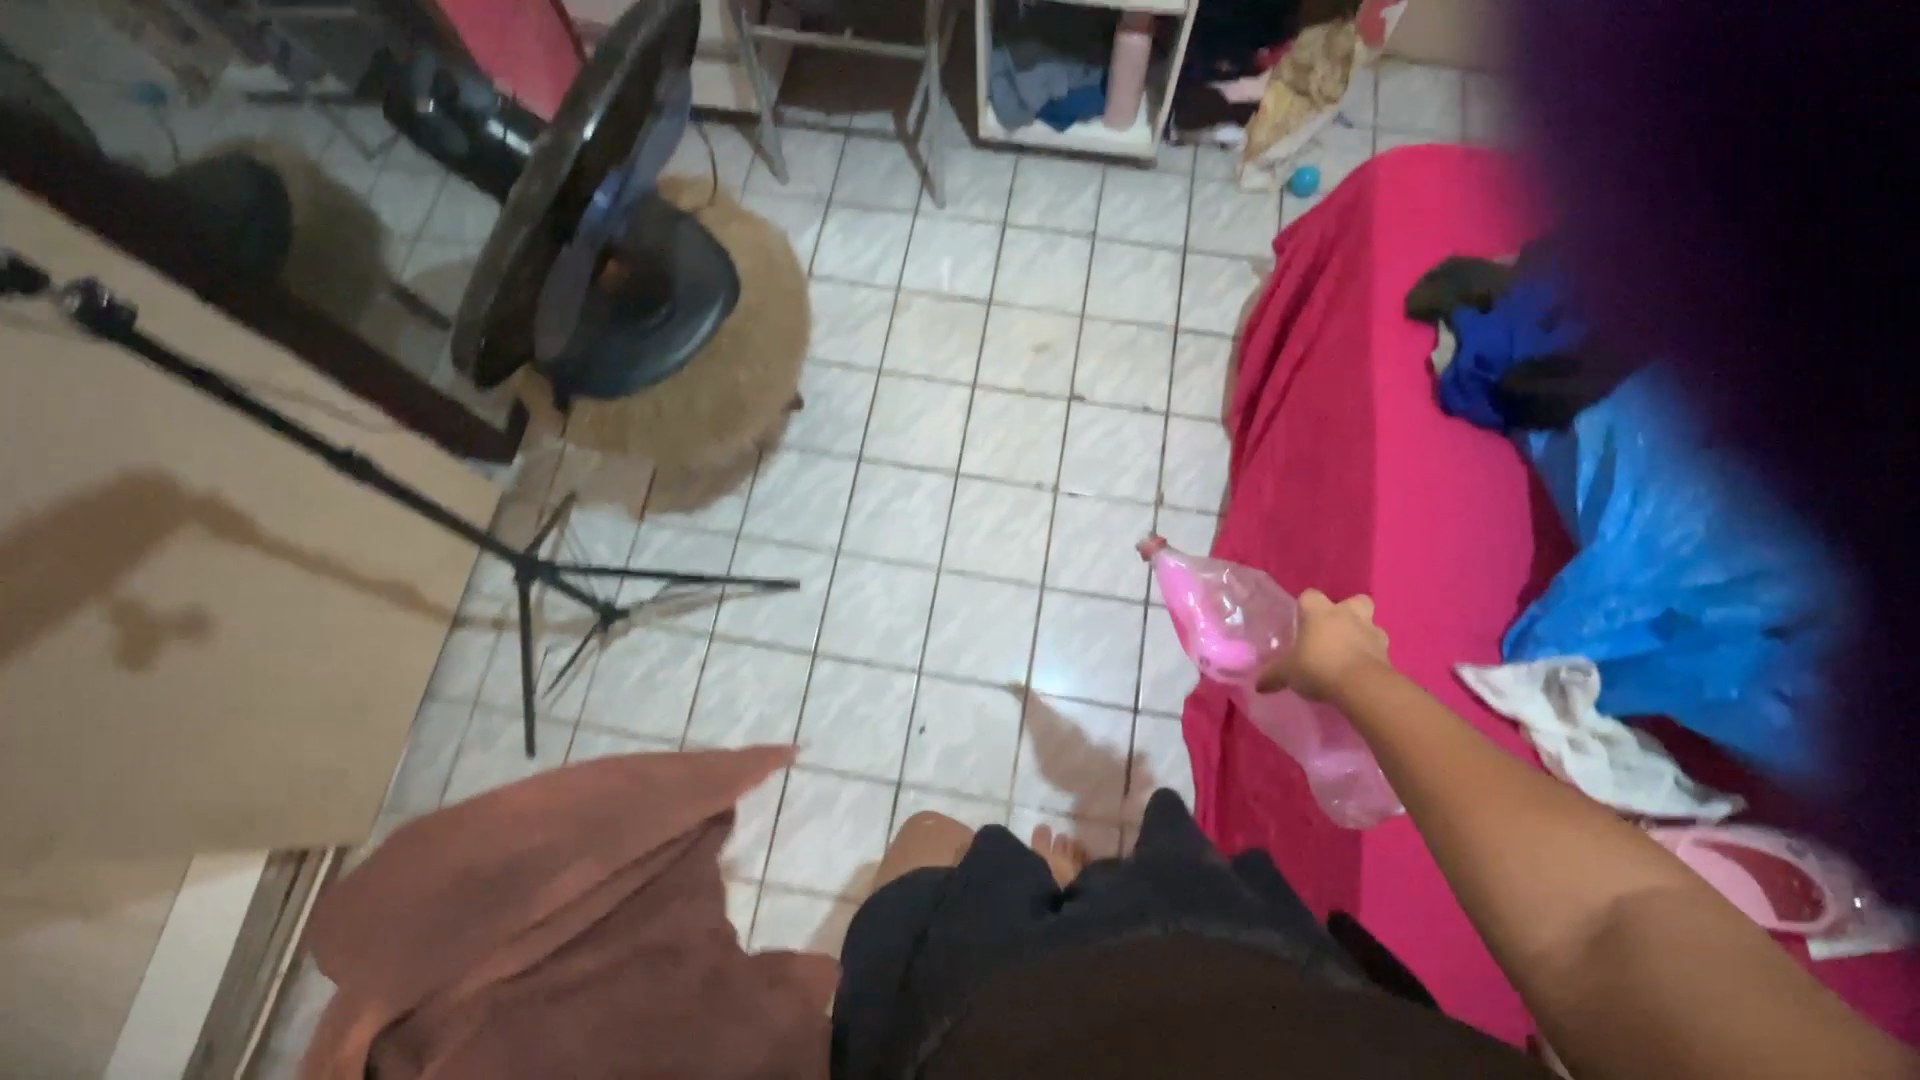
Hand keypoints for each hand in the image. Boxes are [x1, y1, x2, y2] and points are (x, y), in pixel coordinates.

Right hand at [1256, 589, 1390, 701]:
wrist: (1362, 686)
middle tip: (1334, 630)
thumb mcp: (1288, 673)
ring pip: (1371, 623)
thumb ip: (1273, 676)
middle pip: (1354, 600)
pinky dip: (1372, 655)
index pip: (1310, 596)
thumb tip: (1259, 685)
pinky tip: (1360, 669)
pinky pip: (1379, 648)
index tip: (1300, 622)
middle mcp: (1347, 615)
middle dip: (1347, 611)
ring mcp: (1371, 632)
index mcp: (1320, 613)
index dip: (1305, 607)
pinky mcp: (1388, 652)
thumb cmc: (1318, 668)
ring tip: (1350, 652)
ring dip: (1362, 633)